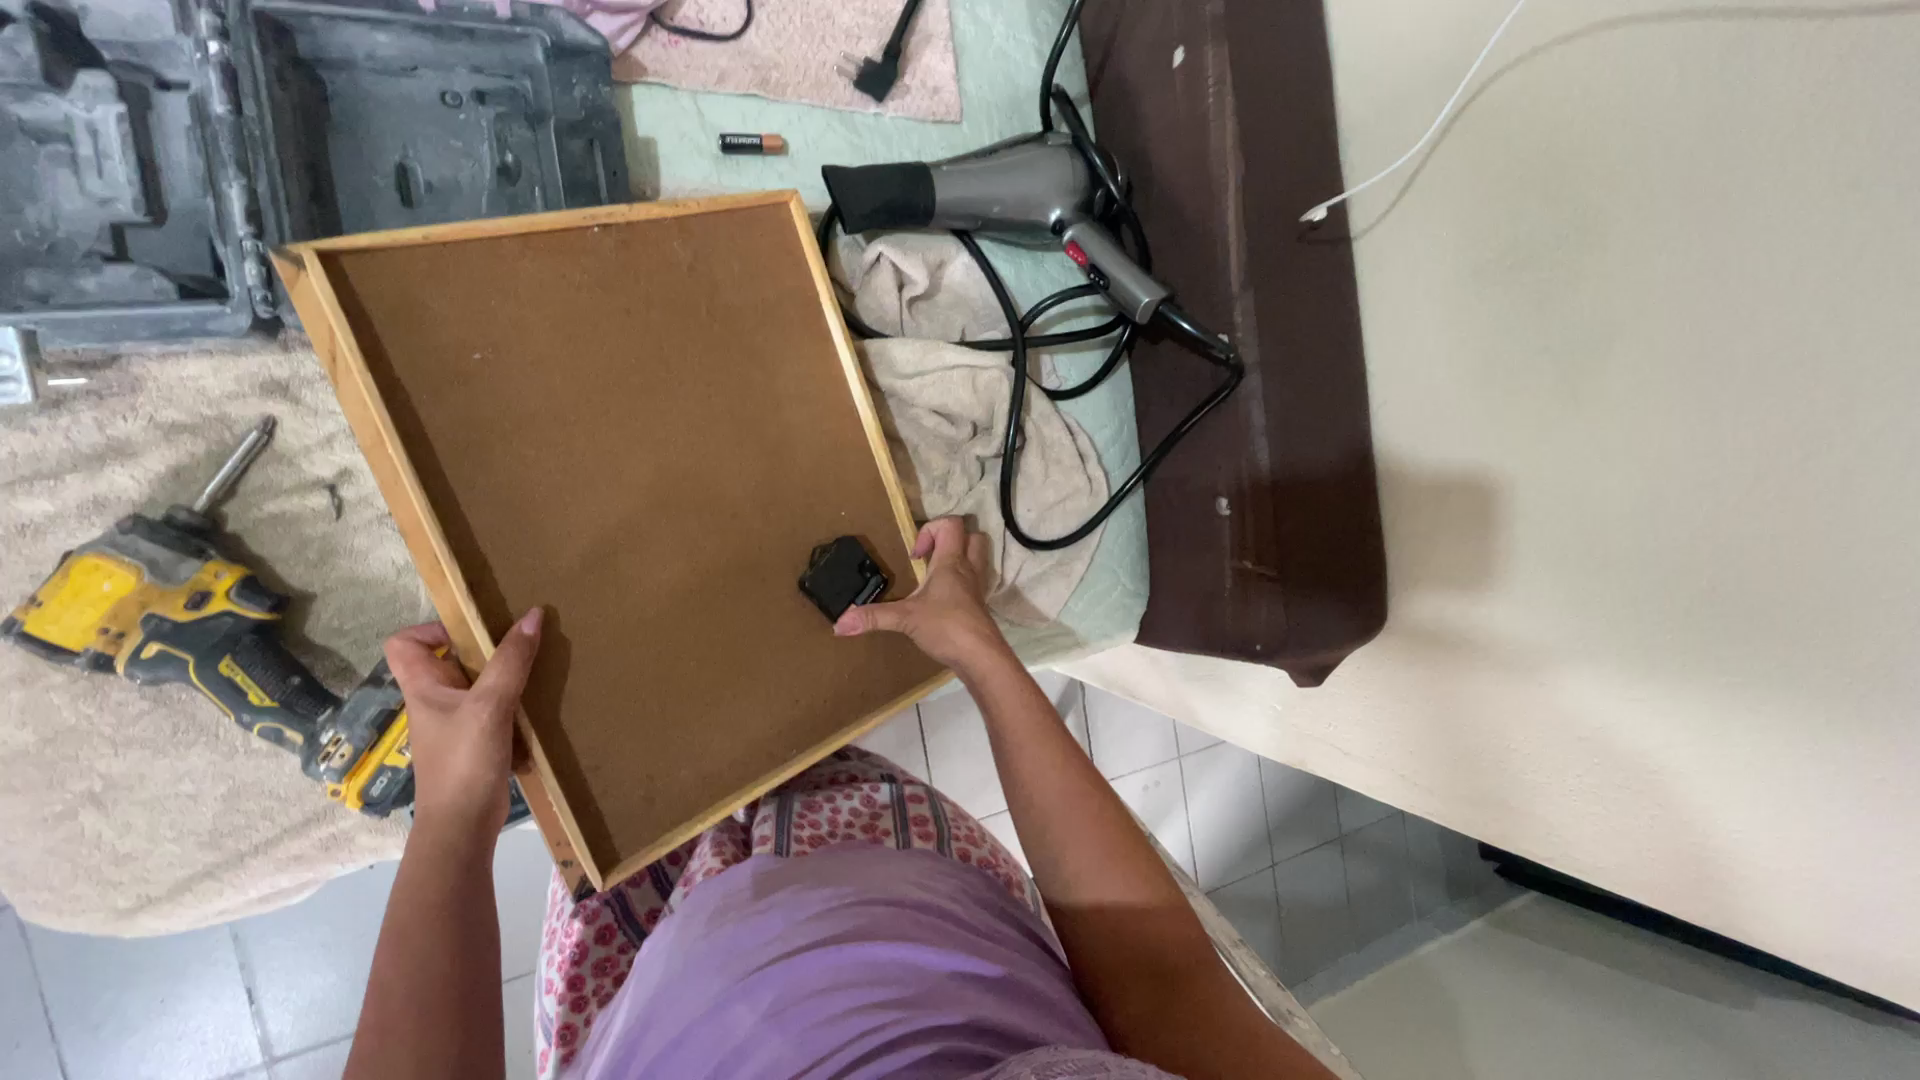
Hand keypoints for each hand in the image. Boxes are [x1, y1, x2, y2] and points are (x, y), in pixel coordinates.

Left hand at [383, 609, 542, 837]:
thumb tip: (533, 614)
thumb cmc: (463, 762)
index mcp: (422, 688)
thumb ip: (511, 661)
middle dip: (485, 647)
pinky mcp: (477, 741)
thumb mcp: (490, 705)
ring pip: (477, 683)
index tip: (474, 631)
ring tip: (536, 667)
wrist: (463, 825)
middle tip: (519, 642)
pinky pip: (494, 707)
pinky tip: (537, 702)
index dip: (432, 629)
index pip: (404, 643)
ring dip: (504, 674)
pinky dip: (514, 700)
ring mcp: (456, 723)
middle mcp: (435, 701)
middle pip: (449, 659)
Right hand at [834, 517, 1010, 673]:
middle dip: (951, 540)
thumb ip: (873, 617)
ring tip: (935, 575)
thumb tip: (839, 623)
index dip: (929, 530)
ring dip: (959, 559)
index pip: (950, 525)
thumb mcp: (905, 619)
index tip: (914, 556)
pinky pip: (974, 583)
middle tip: (929, 558)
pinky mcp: (979, 606)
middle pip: (973, 536)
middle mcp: (968, 570)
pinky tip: (943, 600)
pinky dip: (961, 583)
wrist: (981, 657)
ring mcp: (977, 589)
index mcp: (952, 563)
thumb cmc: (947, 627)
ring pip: (978, 559)